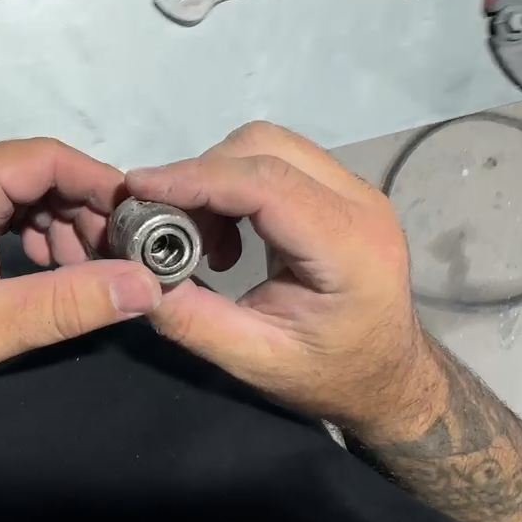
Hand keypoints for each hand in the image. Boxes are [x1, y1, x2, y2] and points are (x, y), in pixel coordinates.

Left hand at [0, 138, 164, 409]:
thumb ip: (71, 302)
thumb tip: (146, 285)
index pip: (45, 158)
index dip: (99, 183)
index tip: (140, 220)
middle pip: (39, 172)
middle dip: (86, 208)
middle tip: (121, 254)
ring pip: (27, 191)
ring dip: (65, 223)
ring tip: (92, 268)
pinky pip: (7, 210)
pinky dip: (39, 233)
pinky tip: (55, 267)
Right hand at [125, 122, 442, 433]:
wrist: (387, 378)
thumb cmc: (327, 375)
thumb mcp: (253, 361)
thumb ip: (192, 320)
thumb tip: (134, 276)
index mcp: (349, 250)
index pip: (266, 185)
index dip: (198, 178)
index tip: (139, 187)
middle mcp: (360, 204)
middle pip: (265, 147)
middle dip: (201, 176)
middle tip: (167, 224)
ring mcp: (354, 189)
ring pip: (266, 144)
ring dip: (216, 178)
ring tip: (201, 238)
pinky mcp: (338, 188)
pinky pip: (273, 158)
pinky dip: (232, 183)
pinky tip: (226, 233)